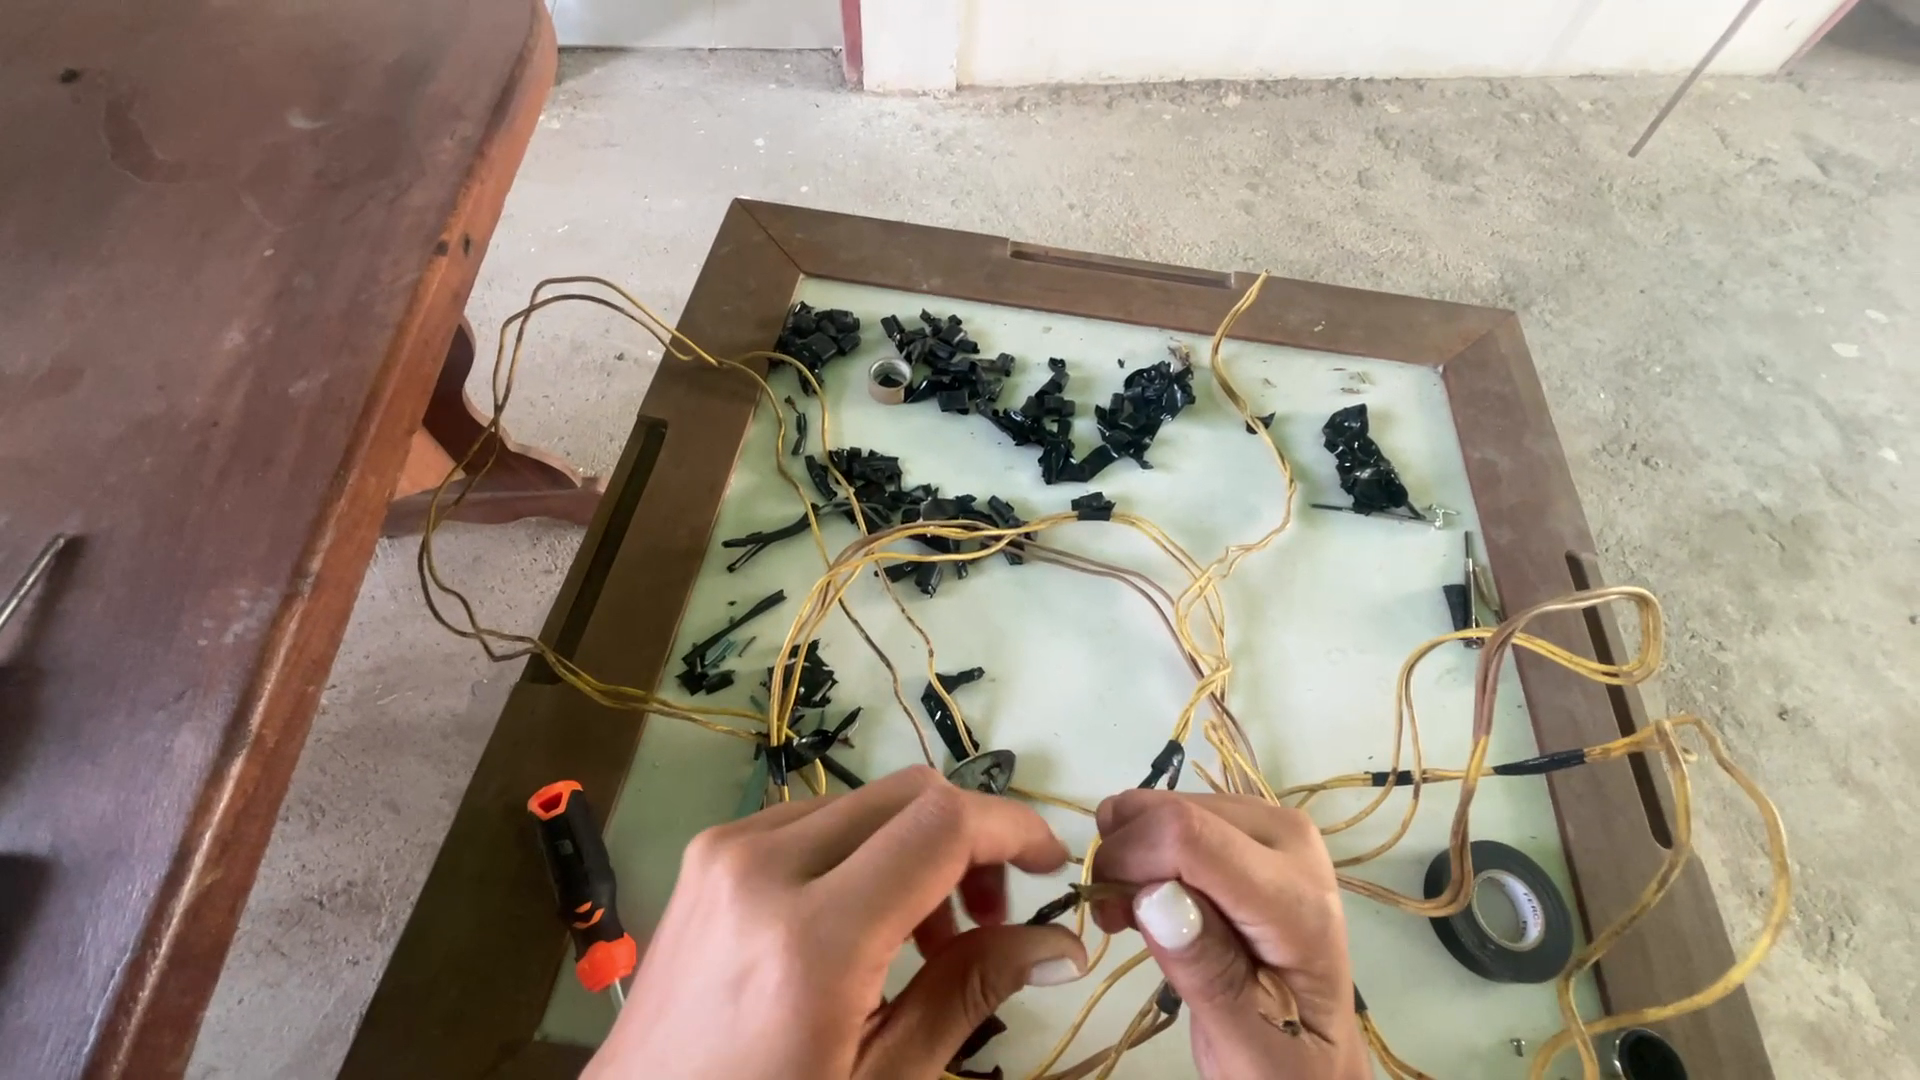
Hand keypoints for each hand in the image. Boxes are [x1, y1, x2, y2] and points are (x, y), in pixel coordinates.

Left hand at [585, 765, 1088, 1079]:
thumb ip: (968, 993)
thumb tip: (1060, 944)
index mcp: (809, 939)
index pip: (941, 826)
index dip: (1012, 828)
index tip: (1051, 864)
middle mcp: (762, 864)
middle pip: (909, 794)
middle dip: (970, 837)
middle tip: (991, 914)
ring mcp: (727, 847)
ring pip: (867, 801)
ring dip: (917, 844)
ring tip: (926, 932)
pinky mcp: (710, 849)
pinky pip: (818, 818)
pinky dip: (866, 850)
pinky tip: (861, 918)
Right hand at [1090, 790, 1368, 1078]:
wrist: (1314, 1050)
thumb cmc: (1281, 1059)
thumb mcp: (1248, 1047)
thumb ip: (1207, 973)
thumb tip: (1153, 894)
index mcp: (1296, 899)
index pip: (1188, 836)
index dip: (1129, 858)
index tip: (1106, 916)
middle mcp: (1287, 840)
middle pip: (1171, 811)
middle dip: (1123, 855)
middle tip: (1112, 919)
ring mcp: (1268, 824)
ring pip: (1163, 804)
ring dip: (1129, 850)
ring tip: (1130, 911)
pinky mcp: (1246, 823)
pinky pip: (1170, 810)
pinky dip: (1143, 844)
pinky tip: (1148, 891)